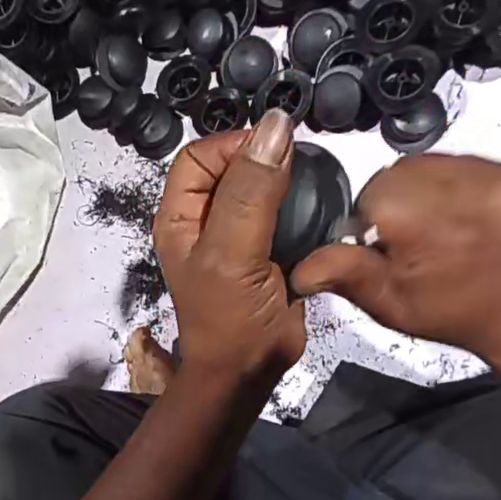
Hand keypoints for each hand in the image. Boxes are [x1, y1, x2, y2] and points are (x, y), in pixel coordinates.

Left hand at [152, 109, 305, 385]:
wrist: (249, 372)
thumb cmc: (228, 321)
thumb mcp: (231, 253)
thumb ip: (250, 192)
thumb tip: (274, 127)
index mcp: (181, 217)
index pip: (201, 156)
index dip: (234, 146)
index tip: (274, 152)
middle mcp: (207, 222)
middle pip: (234, 167)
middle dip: (266, 160)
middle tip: (300, 166)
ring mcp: (240, 237)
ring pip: (264, 189)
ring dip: (288, 184)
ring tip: (313, 187)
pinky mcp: (270, 251)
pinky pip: (286, 215)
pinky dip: (303, 209)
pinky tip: (319, 210)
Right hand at [291, 155, 500, 360]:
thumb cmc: (464, 316)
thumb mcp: (392, 304)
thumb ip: (345, 275)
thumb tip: (303, 267)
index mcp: (428, 222)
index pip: (374, 190)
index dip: (374, 219)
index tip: (389, 243)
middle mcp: (473, 190)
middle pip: (407, 170)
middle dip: (404, 201)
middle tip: (421, 240)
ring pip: (443, 162)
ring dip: (438, 191)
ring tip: (451, 231)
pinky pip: (481, 163)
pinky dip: (472, 187)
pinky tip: (477, 220)